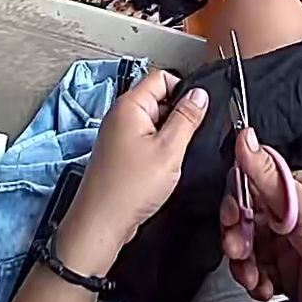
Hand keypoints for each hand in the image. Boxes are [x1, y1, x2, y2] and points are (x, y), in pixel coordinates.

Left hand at [59, 71, 207, 274]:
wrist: (101, 224)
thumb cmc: (128, 188)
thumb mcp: (170, 149)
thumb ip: (187, 117)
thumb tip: (200, 94)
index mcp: (130, 105)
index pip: (162, 77)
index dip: (184, 89)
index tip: (197, 110)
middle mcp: (120, 115)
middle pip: (159, 97)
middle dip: (178, 114)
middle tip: (187, 138)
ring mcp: (118, 133)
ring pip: (155, 120)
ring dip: (169, 134)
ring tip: (174, 156)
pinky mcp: (120, 151)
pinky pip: (146, 138)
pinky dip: (159, 147)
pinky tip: (164, 166)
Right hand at [220, 129, 301, 301]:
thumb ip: (267, 174)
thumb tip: (244, 135)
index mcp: (291, 190)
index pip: (248, 188)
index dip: (234, 204)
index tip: (233, 220)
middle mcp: (287, 215)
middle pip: (242, 220)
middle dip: (234, 237)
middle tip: (239, 252)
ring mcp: (287, 246)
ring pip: (246, 249)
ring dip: (242, 264)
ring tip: (254, 277)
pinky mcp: (288, 274)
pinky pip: (257, 274)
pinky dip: (255, 282)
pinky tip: (265, 288)